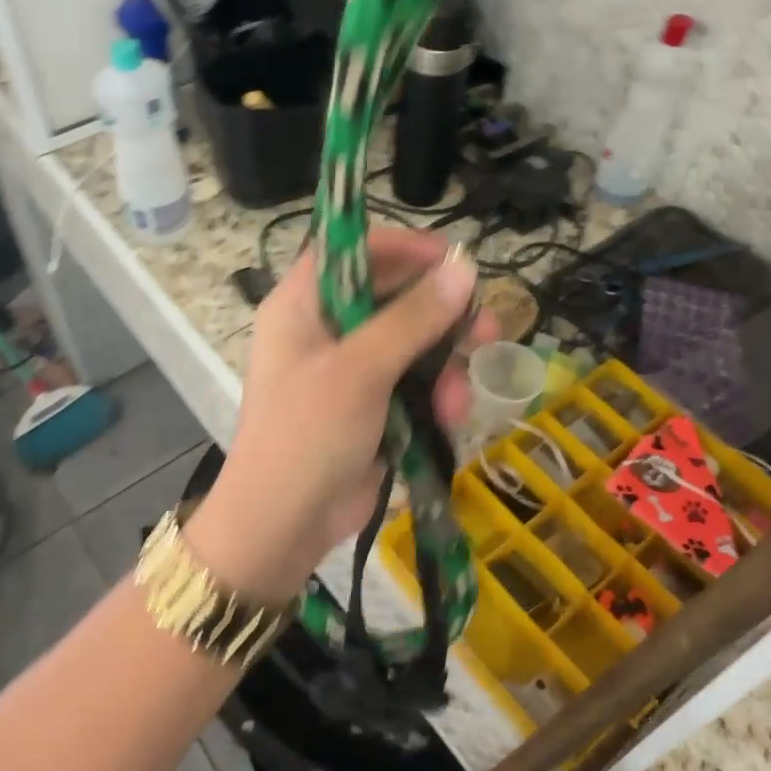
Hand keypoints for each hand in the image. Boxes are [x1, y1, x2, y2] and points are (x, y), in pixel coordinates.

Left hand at [187, 227, 498, 600]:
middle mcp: (325, 329)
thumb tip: (464, 268)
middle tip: (486, 326)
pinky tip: (449, 419)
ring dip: (444, 366)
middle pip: (393, 297)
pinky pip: (413, 384)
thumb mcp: (361, 369)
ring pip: (412, 344)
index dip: (400, 247)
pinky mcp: (370, 406)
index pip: (350, 251)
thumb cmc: (308, 433)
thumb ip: (414, 318)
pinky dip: (434, 397)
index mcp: (303, 305)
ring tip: (458, 400)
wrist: (283, 523)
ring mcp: (349, 370)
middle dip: (441, 316)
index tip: (450, 258)